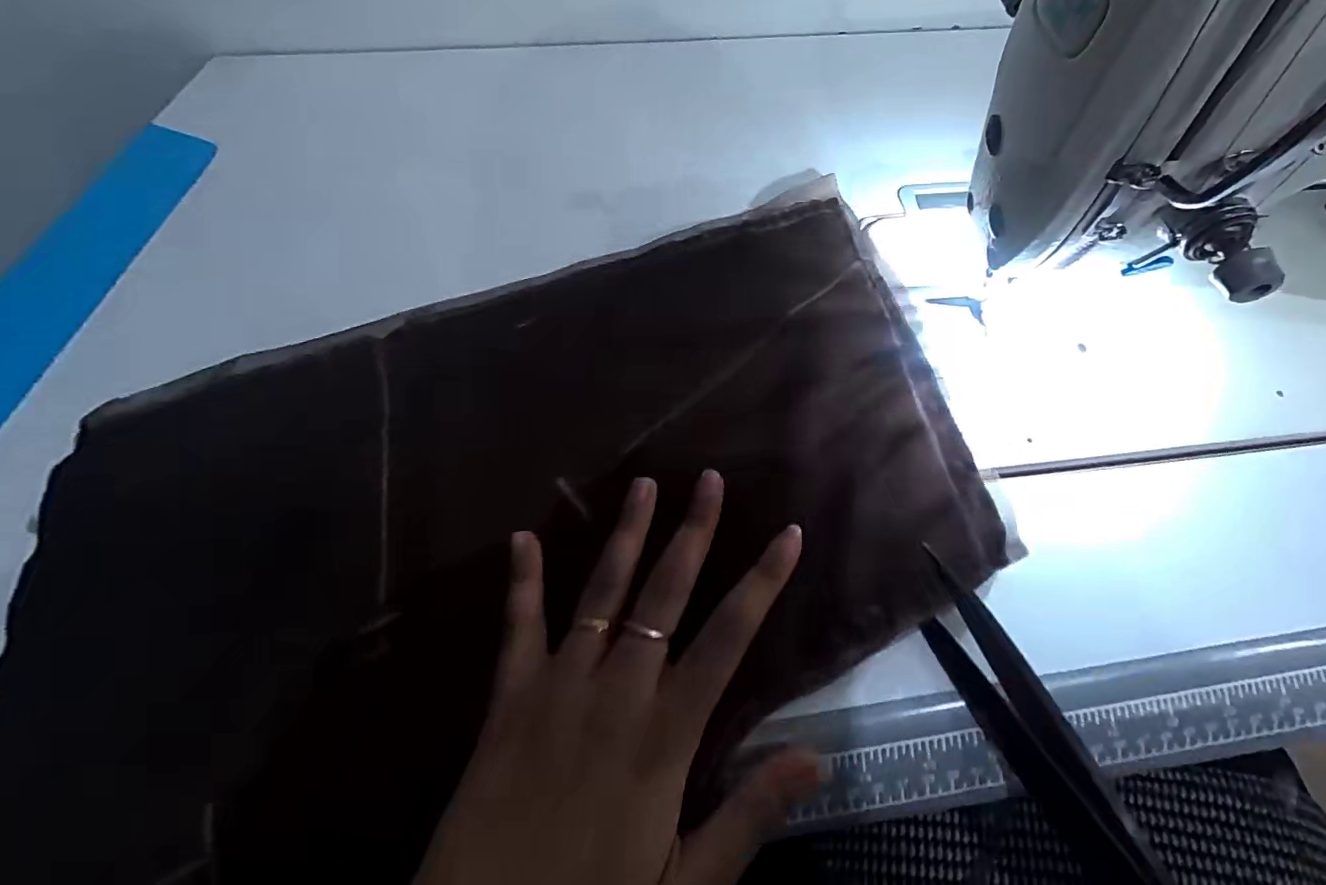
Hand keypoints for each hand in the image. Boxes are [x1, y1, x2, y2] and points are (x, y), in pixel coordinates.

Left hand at [412, 470, 820, 884]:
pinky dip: (521, 582)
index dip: (762, 584)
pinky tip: (520, 537)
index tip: (788, 535)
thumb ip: (750, 816)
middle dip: (692, 534)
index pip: (728, 640)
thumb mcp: (689, 884)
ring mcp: (559, 686)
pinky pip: (518, 627)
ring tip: (644, 485)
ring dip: (626, 536)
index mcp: (665, 734)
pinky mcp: (509, 697)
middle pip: (664, 596)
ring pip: (601, 593)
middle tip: (710, 480)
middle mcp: (617, 691)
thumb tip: (817, 756)